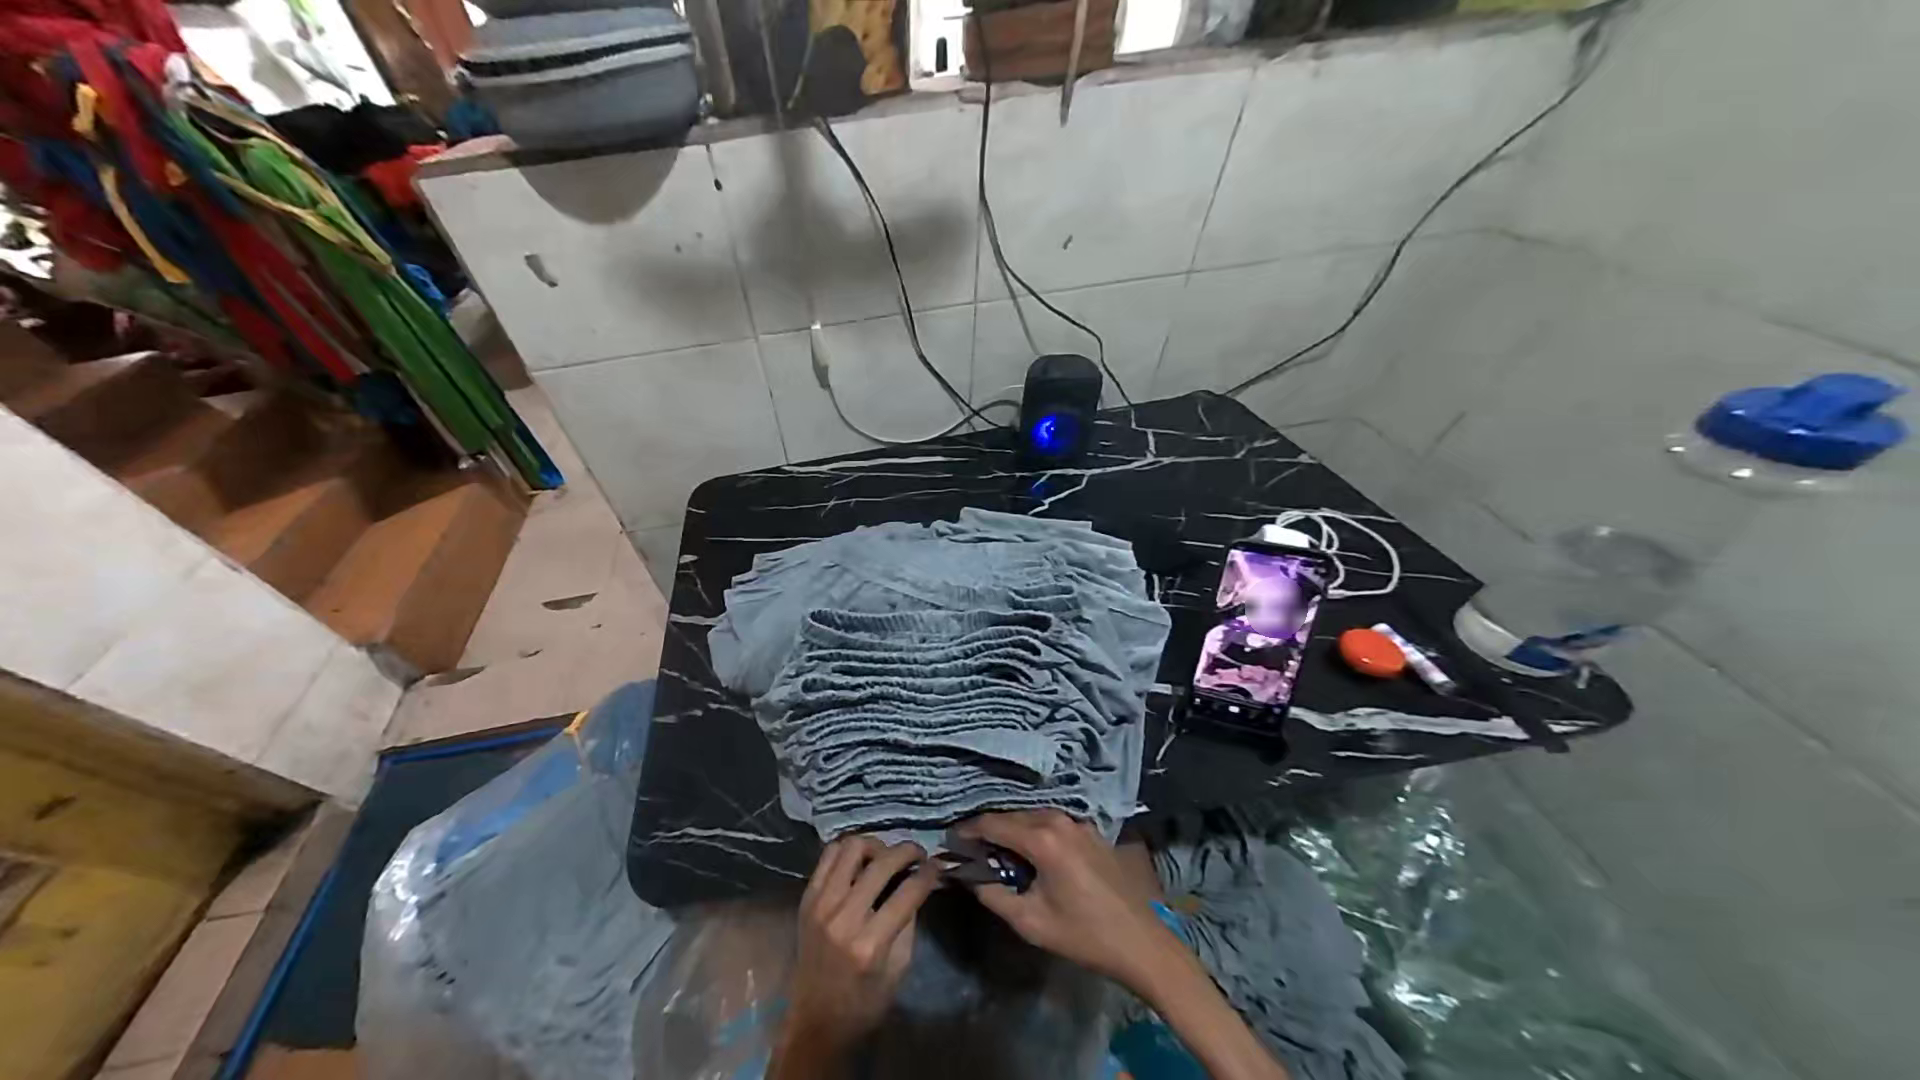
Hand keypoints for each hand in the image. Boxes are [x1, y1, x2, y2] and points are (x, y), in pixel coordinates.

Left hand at [775, 836, 939, 1069]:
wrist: (815, 1021)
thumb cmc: (864, 1002)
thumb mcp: (899, 968)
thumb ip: (908, 920)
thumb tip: (919, 881)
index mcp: (869, 944)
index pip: (908, 891)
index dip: (928, 872)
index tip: (937, 865)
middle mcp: (843, 918)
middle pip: (882, 863)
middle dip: (907, 851)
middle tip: (918, 854)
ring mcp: (820, 905)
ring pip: (851, 847)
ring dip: (875, 845)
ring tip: (886, 856)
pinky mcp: (807, 899)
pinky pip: (828, 855)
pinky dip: (848, 850)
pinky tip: (861, 860)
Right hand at [953, 811, 1184, 989]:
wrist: (1140, 941)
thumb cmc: (1082, 934)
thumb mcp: (1030, 921)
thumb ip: (992, 894)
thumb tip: (967, 875)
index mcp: (1042, 839)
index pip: (992, 823)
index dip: (967, 831)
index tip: (950, 841)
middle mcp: (1059, 820)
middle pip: (1011, 815)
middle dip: (988, 829)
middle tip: (969, 849)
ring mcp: (1078, 822)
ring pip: (1031, 817)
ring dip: (1011, 830)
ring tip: (995, 852)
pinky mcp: (1090, 830)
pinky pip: (1051, 823)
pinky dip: (1033, 831)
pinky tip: (1028, 853)